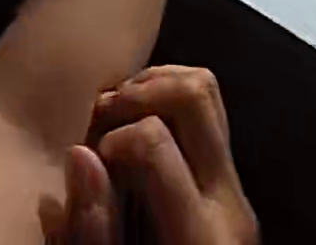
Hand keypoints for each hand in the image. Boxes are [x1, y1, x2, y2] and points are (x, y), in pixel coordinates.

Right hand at [62, 66, 257, 244]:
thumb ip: (95, 232)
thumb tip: (80, 153)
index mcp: (201, 235)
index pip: (155, 142)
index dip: (113, 139)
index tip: (91, 161)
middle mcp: (230, 199)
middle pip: (194, 96)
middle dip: (138, 93)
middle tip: (102, 118)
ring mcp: (236, 185)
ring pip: (204, 89)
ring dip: (153, 86)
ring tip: (117, 114)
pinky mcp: (230, 179)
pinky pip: (207, 108)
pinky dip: (166, 94)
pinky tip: (136, 120)